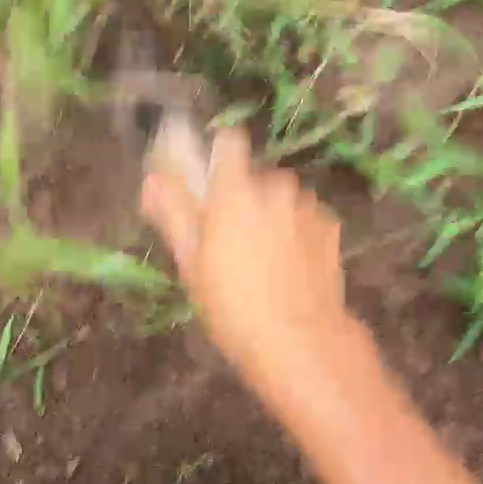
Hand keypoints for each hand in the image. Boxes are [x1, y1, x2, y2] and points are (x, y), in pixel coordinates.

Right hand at [140, 128, 354, 391]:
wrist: (300, 340)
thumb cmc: (232, 305)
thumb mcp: (190, 263)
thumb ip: (172, 214)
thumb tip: (151, 180)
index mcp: (234, 191)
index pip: (227, 142)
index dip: (215, 157)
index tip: (205, 184)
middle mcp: (275, 187)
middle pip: (251, 177)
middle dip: (239, 199)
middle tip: (226, 242)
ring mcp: (307, 206)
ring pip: (278, 199)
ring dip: (267, 217)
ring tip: (258, 261)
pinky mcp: (330, 227)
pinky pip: (302, 218)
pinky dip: (292, 233)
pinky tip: (285, 269)